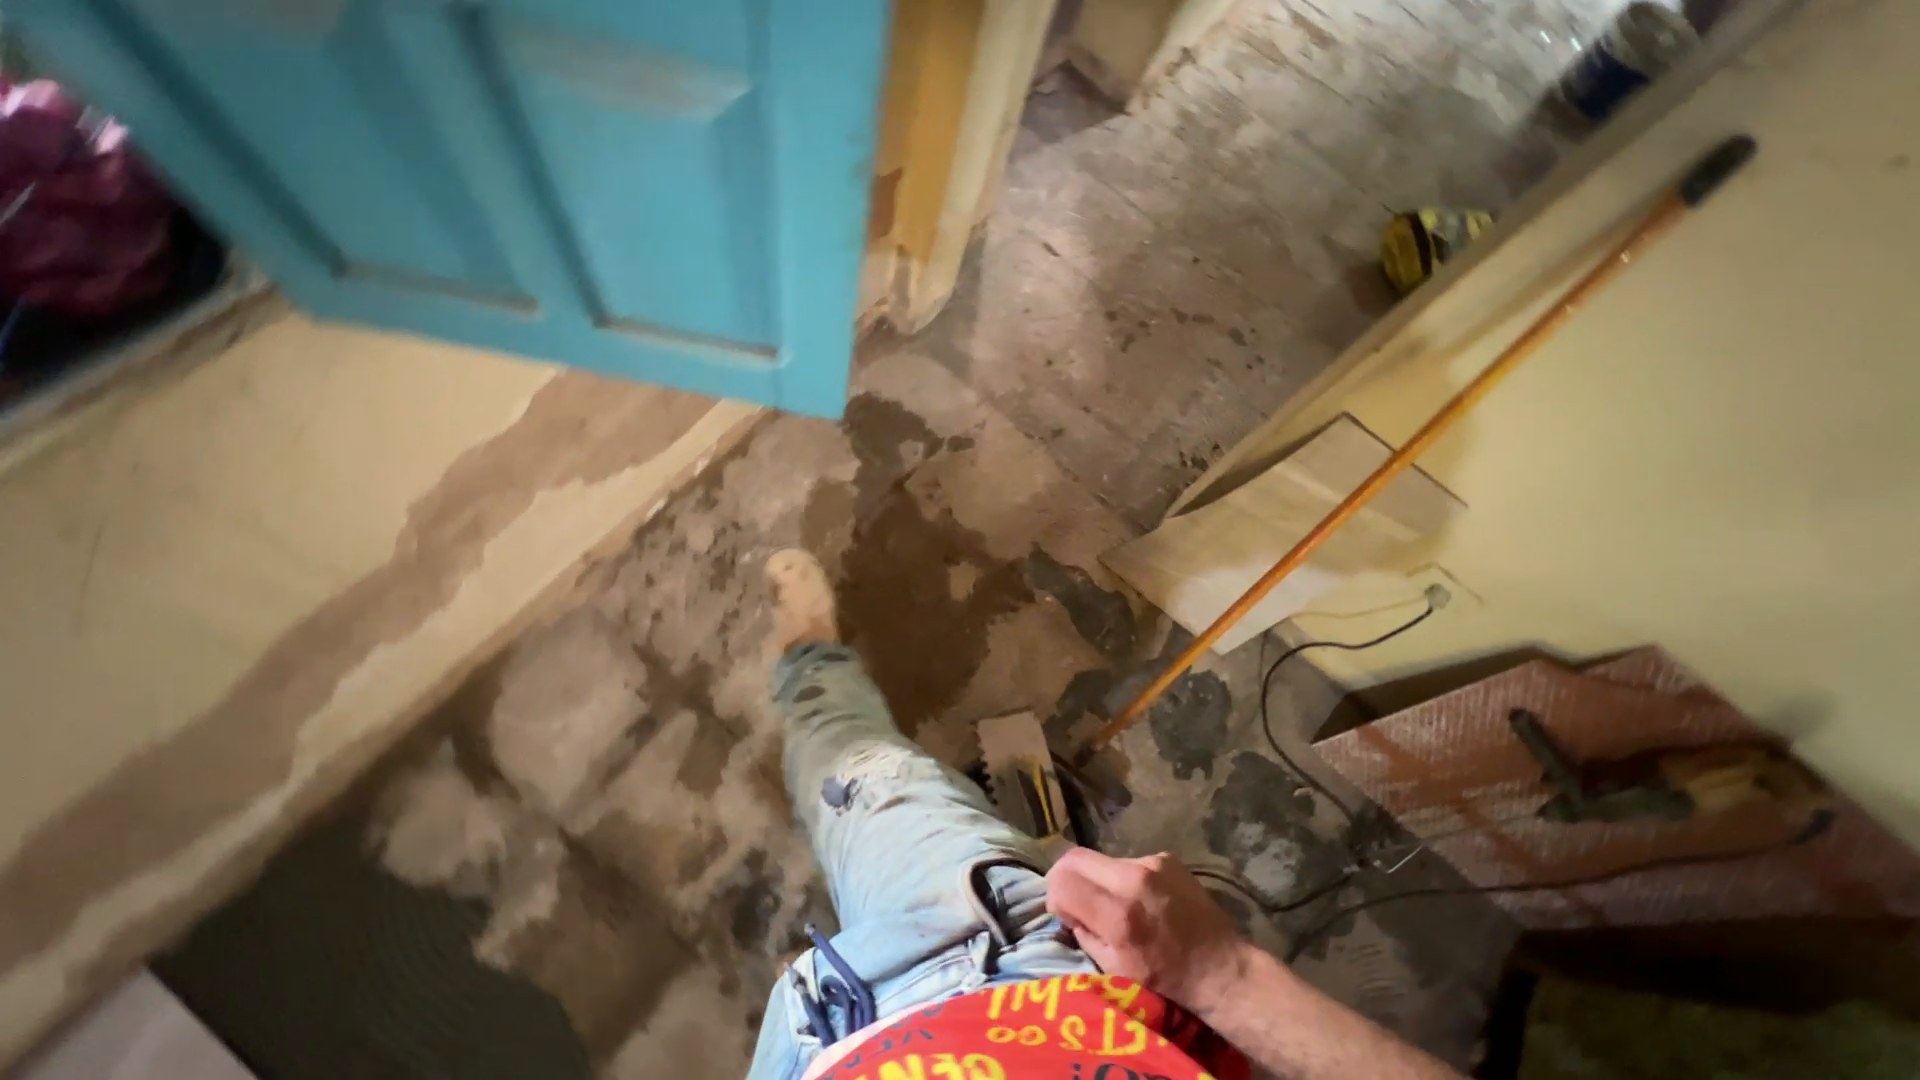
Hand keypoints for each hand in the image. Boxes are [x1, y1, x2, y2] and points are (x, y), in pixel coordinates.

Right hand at [1045, 848, 1248, 1011]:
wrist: (1221, 968)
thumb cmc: (1167, 979)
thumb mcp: (1115, 968)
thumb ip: (1084, 933)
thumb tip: (1068, 910)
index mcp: (1119, 915)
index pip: (1062, 882)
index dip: (1054, 897)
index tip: (1065, 914)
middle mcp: (1133, 879)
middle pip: (1074, 858)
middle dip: (1067, 878)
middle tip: (1075, 901)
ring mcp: (1152, 863)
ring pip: (1102, 860)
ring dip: (1099, 879)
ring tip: (1115, 904)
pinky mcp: (1166, 858)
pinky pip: (1129, 862)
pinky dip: (1125, 878)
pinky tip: (1142, 899)